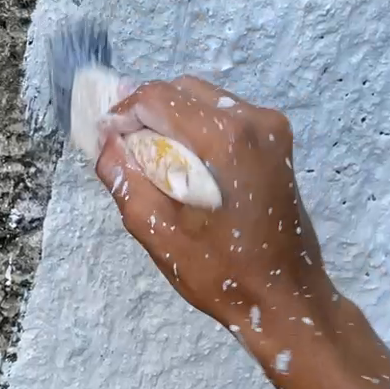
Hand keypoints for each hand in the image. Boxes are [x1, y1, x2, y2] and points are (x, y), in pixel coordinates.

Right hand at [93, 77, 330, 338]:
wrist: (285, 299)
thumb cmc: (220, 272)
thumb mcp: (154, 228)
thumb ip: (122, 175)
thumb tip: (103, 139)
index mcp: (223, 138)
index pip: (155, 96)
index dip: (121, 112)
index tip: (105, 138)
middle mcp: (253, 120)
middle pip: (179, 90)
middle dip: (145, 113)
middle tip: (125, 148)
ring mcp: (271, 127)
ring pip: (200, 98)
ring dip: (170, 118)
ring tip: (154, 157)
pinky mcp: (277, 139)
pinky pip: (222, 113)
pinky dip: (195, 127)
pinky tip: (186, 162)